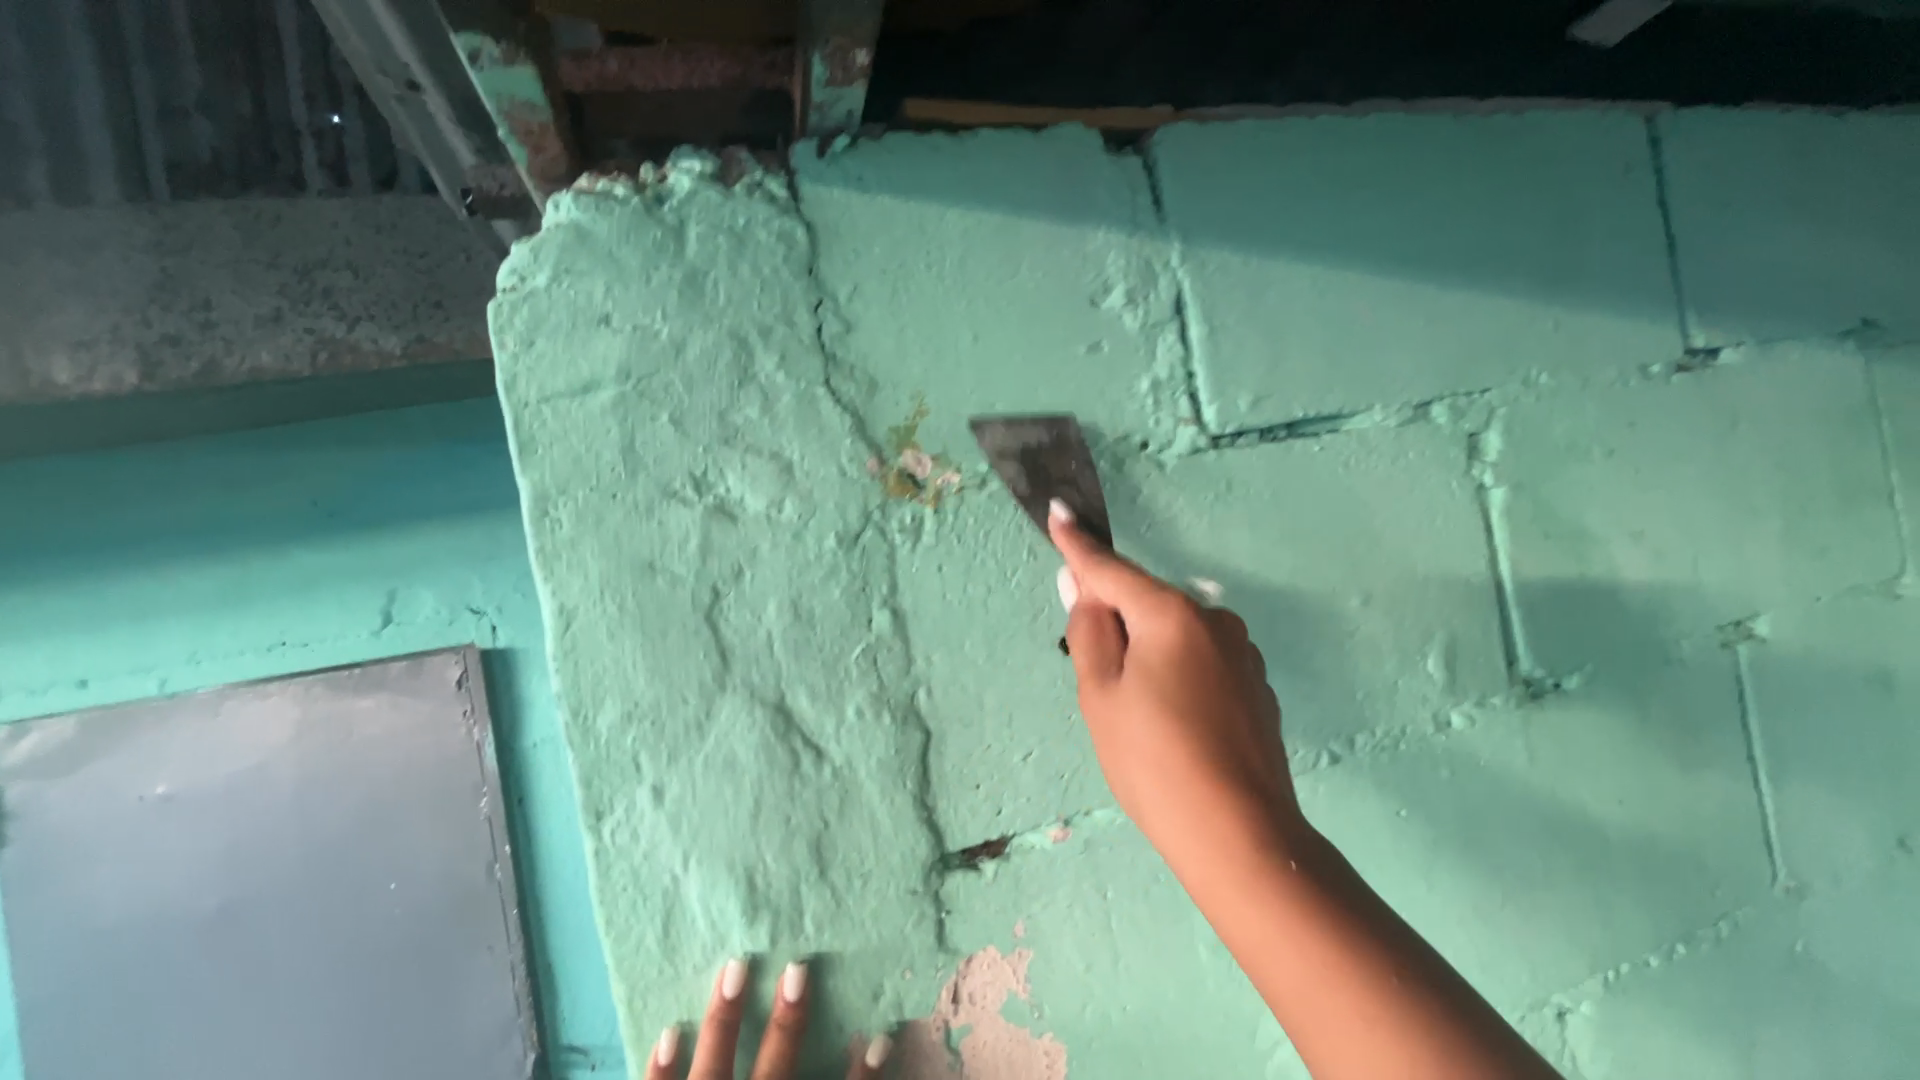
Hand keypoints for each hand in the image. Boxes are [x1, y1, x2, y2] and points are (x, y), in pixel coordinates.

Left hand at [648, 959, 892, 1079]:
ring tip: (734, 967)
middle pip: (776, 1071)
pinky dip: (661, 1069)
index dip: (863, 1074)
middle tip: (798, 968)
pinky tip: (668, 1032)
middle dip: (788, 1022)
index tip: (882, 1034)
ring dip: (724, 1021)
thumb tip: (867, 1053)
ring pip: (713, 1072)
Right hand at [1049, 502, 1303, 877]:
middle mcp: (1213, 620)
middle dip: (1116, 621)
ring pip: (1174, 635)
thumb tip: (1082, 586)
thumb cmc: (1153, 760)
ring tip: (1141, 717)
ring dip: (1148, 652)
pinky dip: (1177, 674)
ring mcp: (1242, 653)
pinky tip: (1176, 726)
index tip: (1059, 510)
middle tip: (1100, 682)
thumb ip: (1089, 631)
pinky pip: (1200, 661)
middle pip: (1146, 604)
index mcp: (1171, 614)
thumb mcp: (1100, 695)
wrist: (1240, 834)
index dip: (1078, 545)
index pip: (1112, 569)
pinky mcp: (1257, 686)